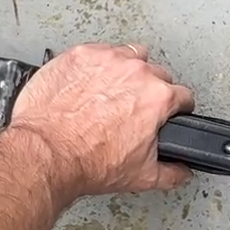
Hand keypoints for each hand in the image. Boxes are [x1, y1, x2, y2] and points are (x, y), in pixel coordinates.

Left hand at [4, 43, 193, 198]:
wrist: (46, 153)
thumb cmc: (88, 161)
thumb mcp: (142, 176)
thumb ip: (172, 172)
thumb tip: (182, 170)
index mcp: (158, 97)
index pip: (183, 96)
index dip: (177, 108)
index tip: (170, 112)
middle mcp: (136, 72)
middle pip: (157, 73)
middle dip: (150, 90)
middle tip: (134, 109)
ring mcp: (107, 59)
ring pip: (130, 56)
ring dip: (127, 71)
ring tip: (113, 92)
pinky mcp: (80, 55)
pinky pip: (98, 53)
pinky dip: (97, 66)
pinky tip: (89, 84)